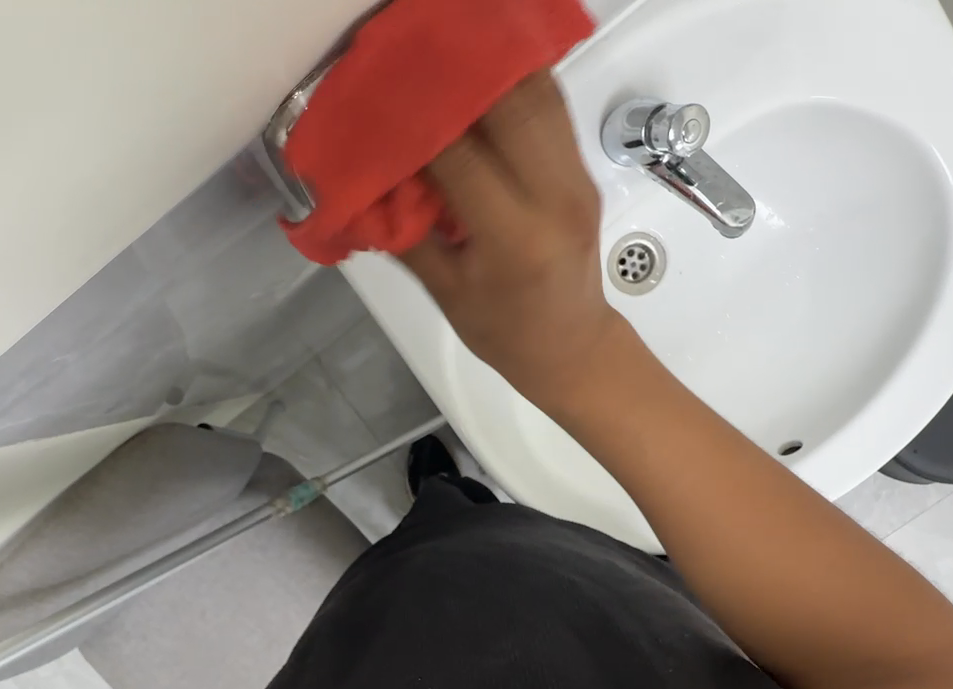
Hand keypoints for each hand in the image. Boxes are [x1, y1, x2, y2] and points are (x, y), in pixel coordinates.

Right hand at [399, 71, 632, 408]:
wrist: (571, 346)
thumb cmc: (504, 333)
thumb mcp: (446, 292)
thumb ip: (408, 236)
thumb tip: (368, 186)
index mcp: (515, 239)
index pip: (459, 156)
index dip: (416, 128)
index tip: (380, 114)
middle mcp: (555, 198)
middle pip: (509, 104)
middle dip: (456, 85)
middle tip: (413, 84)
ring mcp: (577, 179)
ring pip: (537, 93)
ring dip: (489, 77)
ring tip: (445, 82)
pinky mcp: (584, 170)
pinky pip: (550, 108)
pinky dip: (514, 90)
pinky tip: (480, 95)